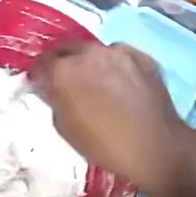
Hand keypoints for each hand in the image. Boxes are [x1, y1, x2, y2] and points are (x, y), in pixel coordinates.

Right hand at [31, 43, 195, 196]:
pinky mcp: (142, 56)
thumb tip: (52, 89)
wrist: (157, 148)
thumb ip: (54, 100)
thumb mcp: (65, 127)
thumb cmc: (104, 144)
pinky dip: (114, 65)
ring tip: (96, 80)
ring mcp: (118, 52)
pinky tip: (120, 83)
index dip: (38, 73)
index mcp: (63, 71)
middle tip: (65, 80)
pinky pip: (120, 55)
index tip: (40, 83)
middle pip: (66, 48)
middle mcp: (88, 53)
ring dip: (89, 61)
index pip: (40, 62)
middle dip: (62, 61)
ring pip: (94, 50)